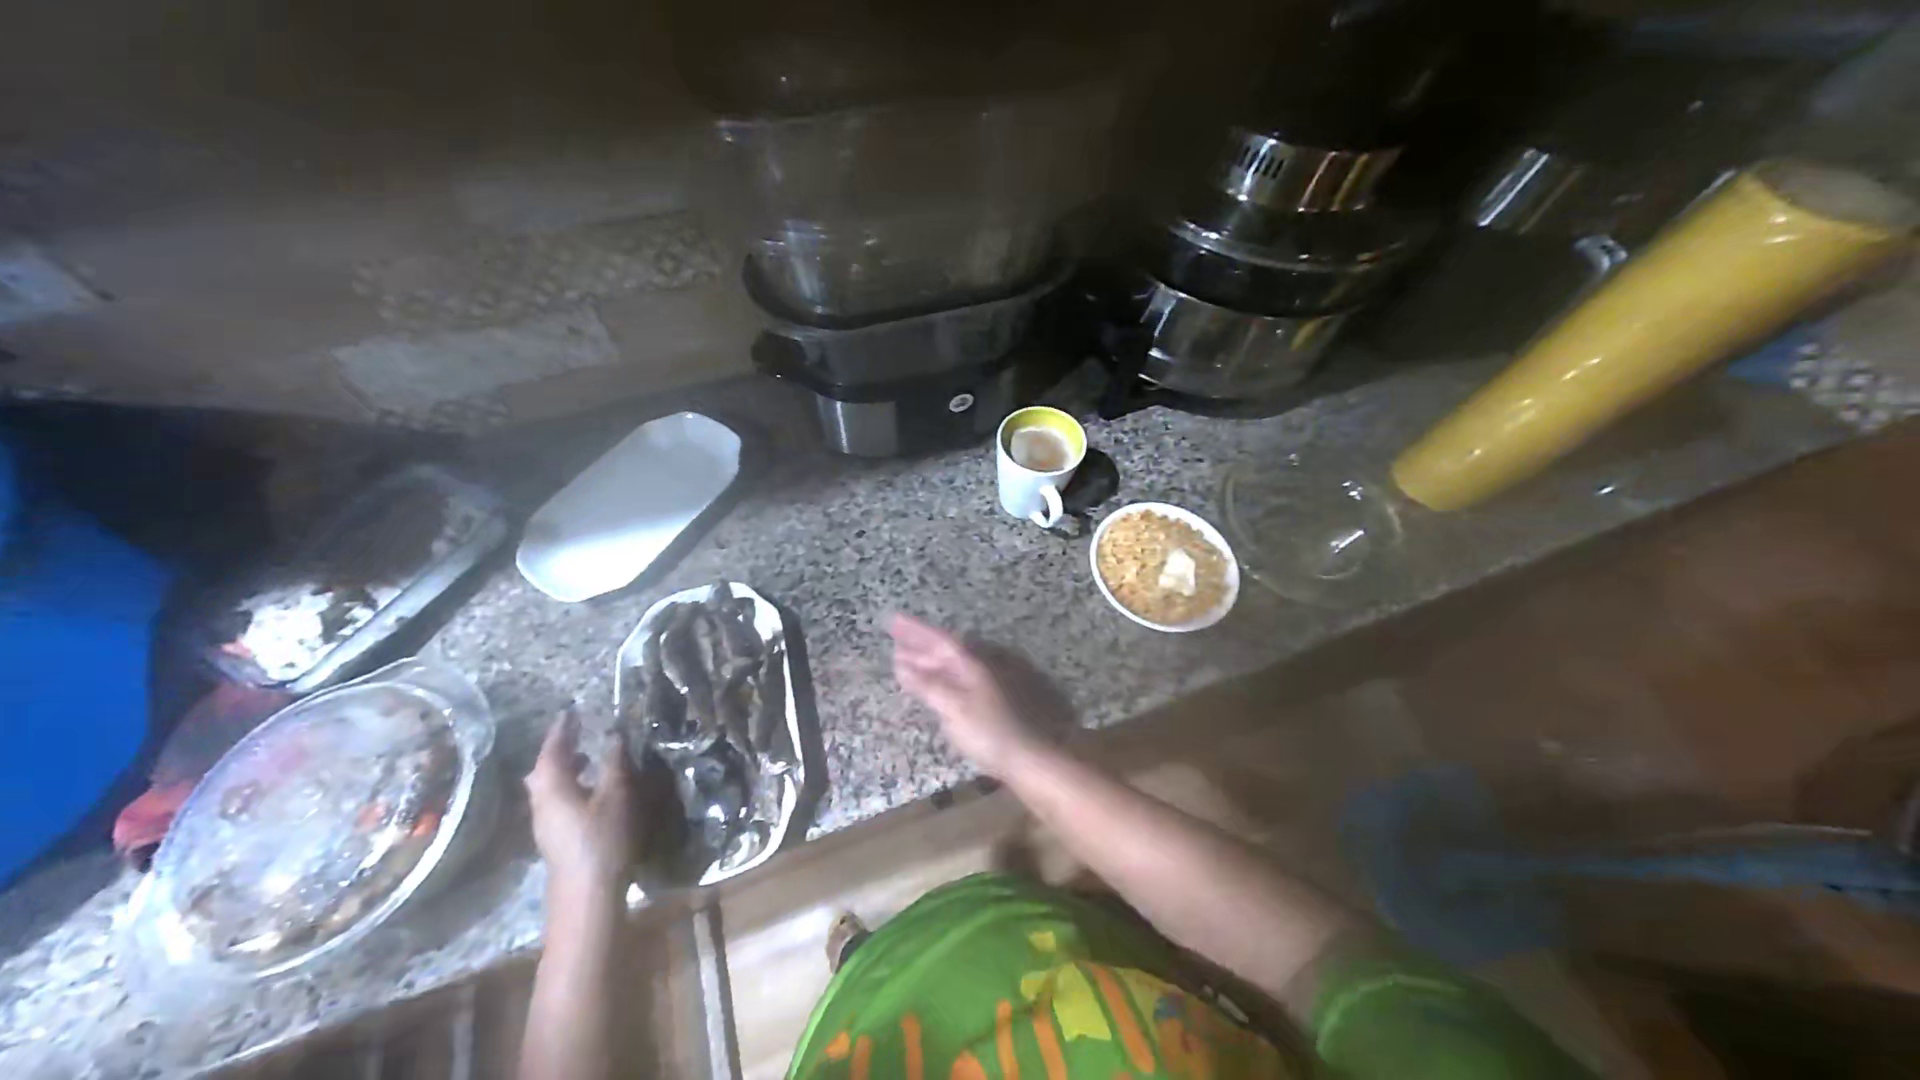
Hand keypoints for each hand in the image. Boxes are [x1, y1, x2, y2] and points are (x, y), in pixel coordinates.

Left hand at [525, 713, 633, 901]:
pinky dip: (570, 784)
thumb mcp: (616, 794)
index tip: (571, 712)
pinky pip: (556, 799)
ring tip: (588, 757)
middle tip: (578, 733)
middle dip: (559, 749)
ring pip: (549, 786)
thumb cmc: (602, 837)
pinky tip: (591, 789)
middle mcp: (541, 801)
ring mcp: (544, 822)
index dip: (562, 730)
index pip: (552, 750)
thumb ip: (614, 762)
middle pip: (543, 769)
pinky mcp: (555, 836)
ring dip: (565, 768)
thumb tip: (614, 735)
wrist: (587, 892)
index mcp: (552, 786)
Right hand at [888, 614, 1043, 776]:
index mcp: (972, 665)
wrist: (1029, 757)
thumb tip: (902, 664)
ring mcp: (985, 684)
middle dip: (918, 643)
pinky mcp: (988, 702)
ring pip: (950, 665)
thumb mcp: (953, 708)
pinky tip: (930, 684)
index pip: (939, 640)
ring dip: (926, 660)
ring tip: (903, 658)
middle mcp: (980, 668)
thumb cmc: (989, 733)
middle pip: (945, 650)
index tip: (893, 619)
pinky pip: (955, 678)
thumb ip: (927, 685)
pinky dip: (937, 677)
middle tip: (894, 635)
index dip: (915, 630)